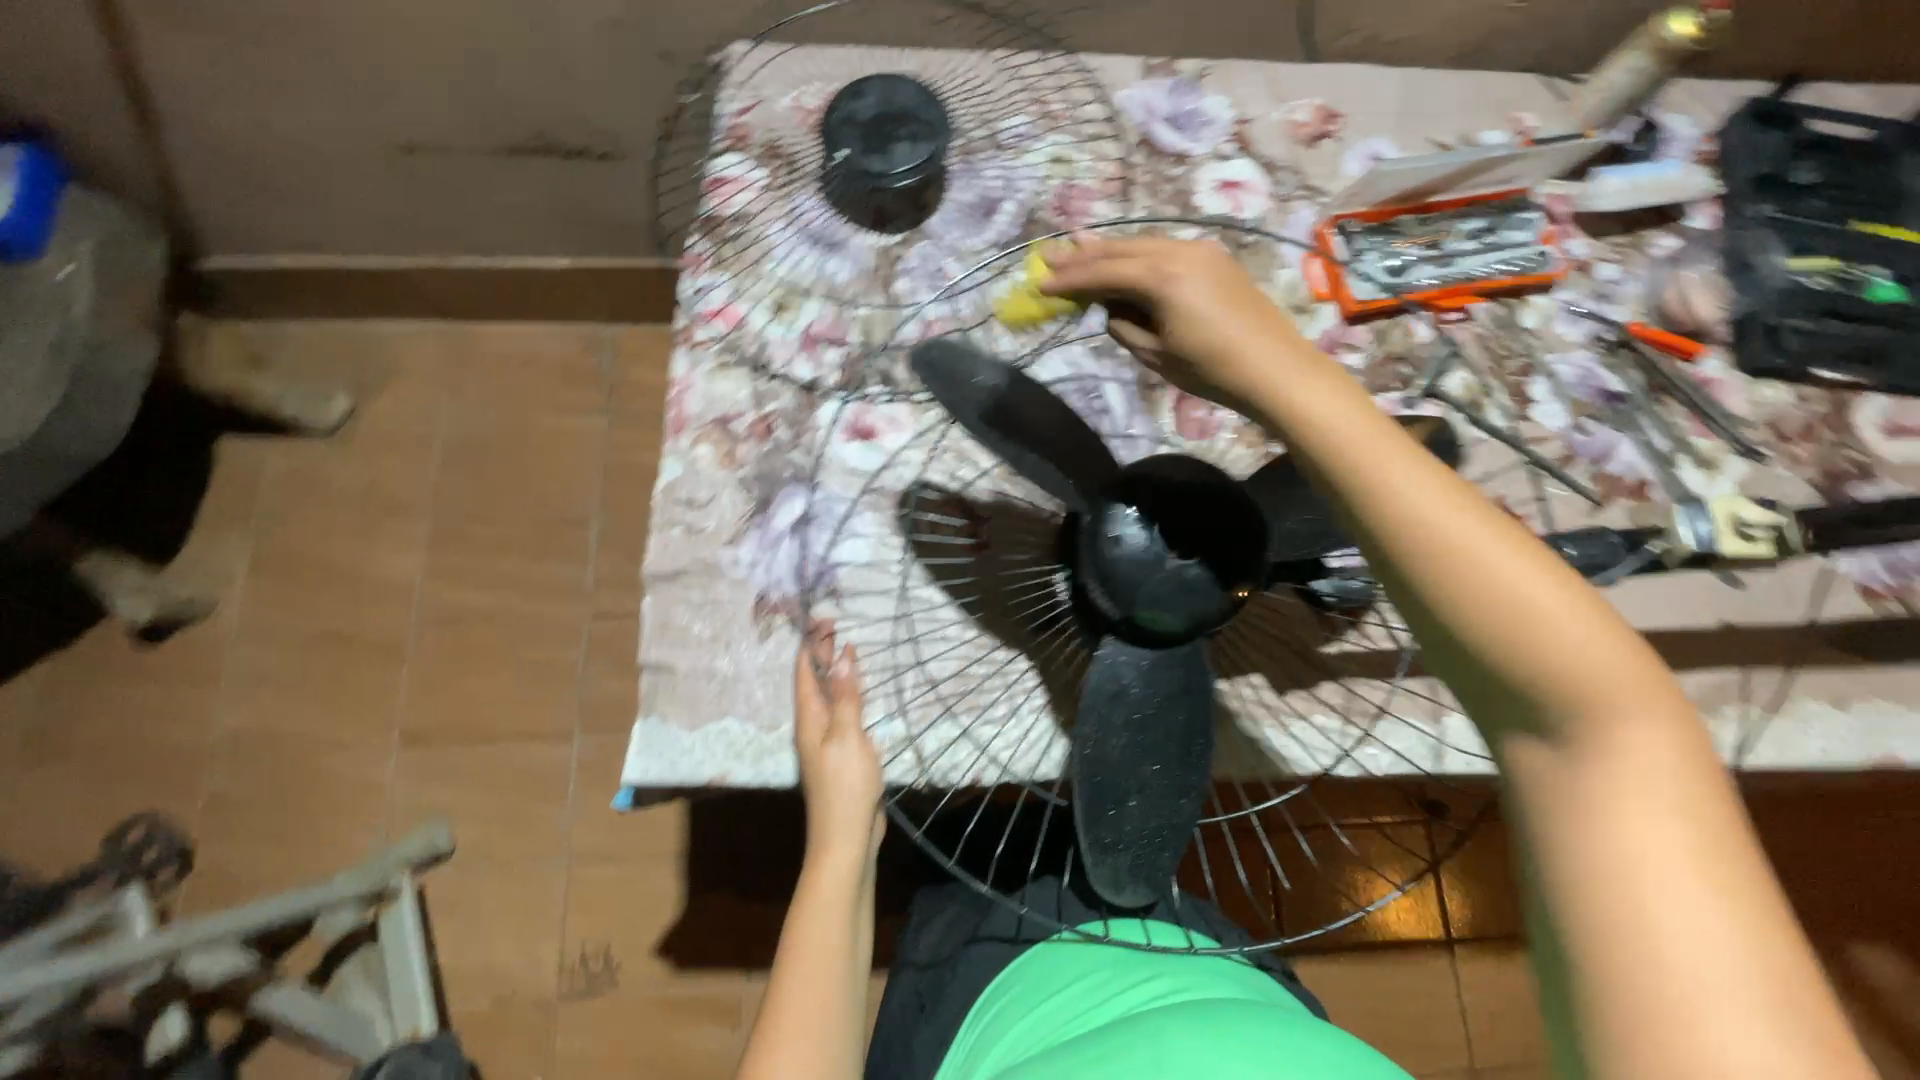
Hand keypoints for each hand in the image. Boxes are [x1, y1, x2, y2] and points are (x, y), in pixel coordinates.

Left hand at [793, 628, 884, 865]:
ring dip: (836, 674)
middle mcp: (813, 727)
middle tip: (837, 626)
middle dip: (823, 654)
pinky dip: (848, 696)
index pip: (805, 673)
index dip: (813, 645)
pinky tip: (860, 695)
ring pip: (828, 698)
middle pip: (815, 683)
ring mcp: (826, 743)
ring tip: (848, 651)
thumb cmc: (845, 785)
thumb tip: (841, 655)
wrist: (846, 838)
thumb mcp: (847, 736)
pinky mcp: (841, 756)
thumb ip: (846, 698)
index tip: (824, 619)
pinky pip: (841, 715)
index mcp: (809, 720)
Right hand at [1040, 234, 1313, 414]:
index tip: (1041, 284)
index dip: (1070, 280)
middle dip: (1085, 255)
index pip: (1104, 273)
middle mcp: (1179, 252)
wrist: (1275, 369)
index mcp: (1161, 277)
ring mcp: (1201, 251)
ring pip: (1144, 244)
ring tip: (1079, 249)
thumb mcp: (1155, 354)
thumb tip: (1110, 308)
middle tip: (1051, 255)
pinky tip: (1125, 259)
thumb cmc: (1211, 370)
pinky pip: (1166, 249)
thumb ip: (1124, 325)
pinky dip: (1139, 254)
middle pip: (1122, 249)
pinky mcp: (1215, 259)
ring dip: (1111, 250)